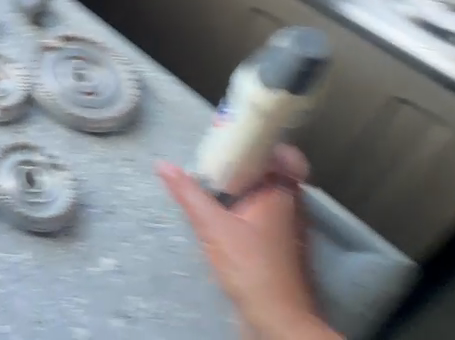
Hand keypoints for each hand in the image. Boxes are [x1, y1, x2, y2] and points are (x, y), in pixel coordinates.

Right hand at [157, 146, 339, 339]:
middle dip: (246, 159)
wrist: (278, 320)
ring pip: (268, 193)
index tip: (234, 133)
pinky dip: (245, 203)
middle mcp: (291, 207)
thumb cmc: (251, 267)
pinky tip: (221, 209)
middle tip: (214, 150)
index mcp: (281, 195)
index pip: (285, 155)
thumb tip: (162, 164)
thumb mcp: (212, 227)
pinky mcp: (281, 247)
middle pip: (273, 172)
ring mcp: (289, 229)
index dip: (263, 141)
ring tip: (211, 176)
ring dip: (244, 183)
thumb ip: (188, 193)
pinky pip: (264, 212)